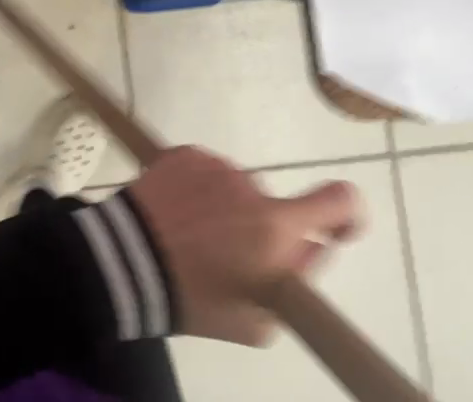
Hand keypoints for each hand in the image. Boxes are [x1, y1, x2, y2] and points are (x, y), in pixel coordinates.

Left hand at [127, 146, 362, 345]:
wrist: (124, 262)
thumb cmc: (193, 299)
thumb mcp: (255, 319)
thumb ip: (293, 282)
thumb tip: (308, 251)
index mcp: (274, 227)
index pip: (338, 199)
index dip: (347, 211)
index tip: (338, 227)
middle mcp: (250, 186)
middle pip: (273, 206)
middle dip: (262, 227)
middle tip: (228, 254)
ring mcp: (213, 165)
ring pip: (235, 190)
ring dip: (225, 208)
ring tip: (191, 236)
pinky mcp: (183, 153)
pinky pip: (205, 172)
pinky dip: (198, 190)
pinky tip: (177, 213)